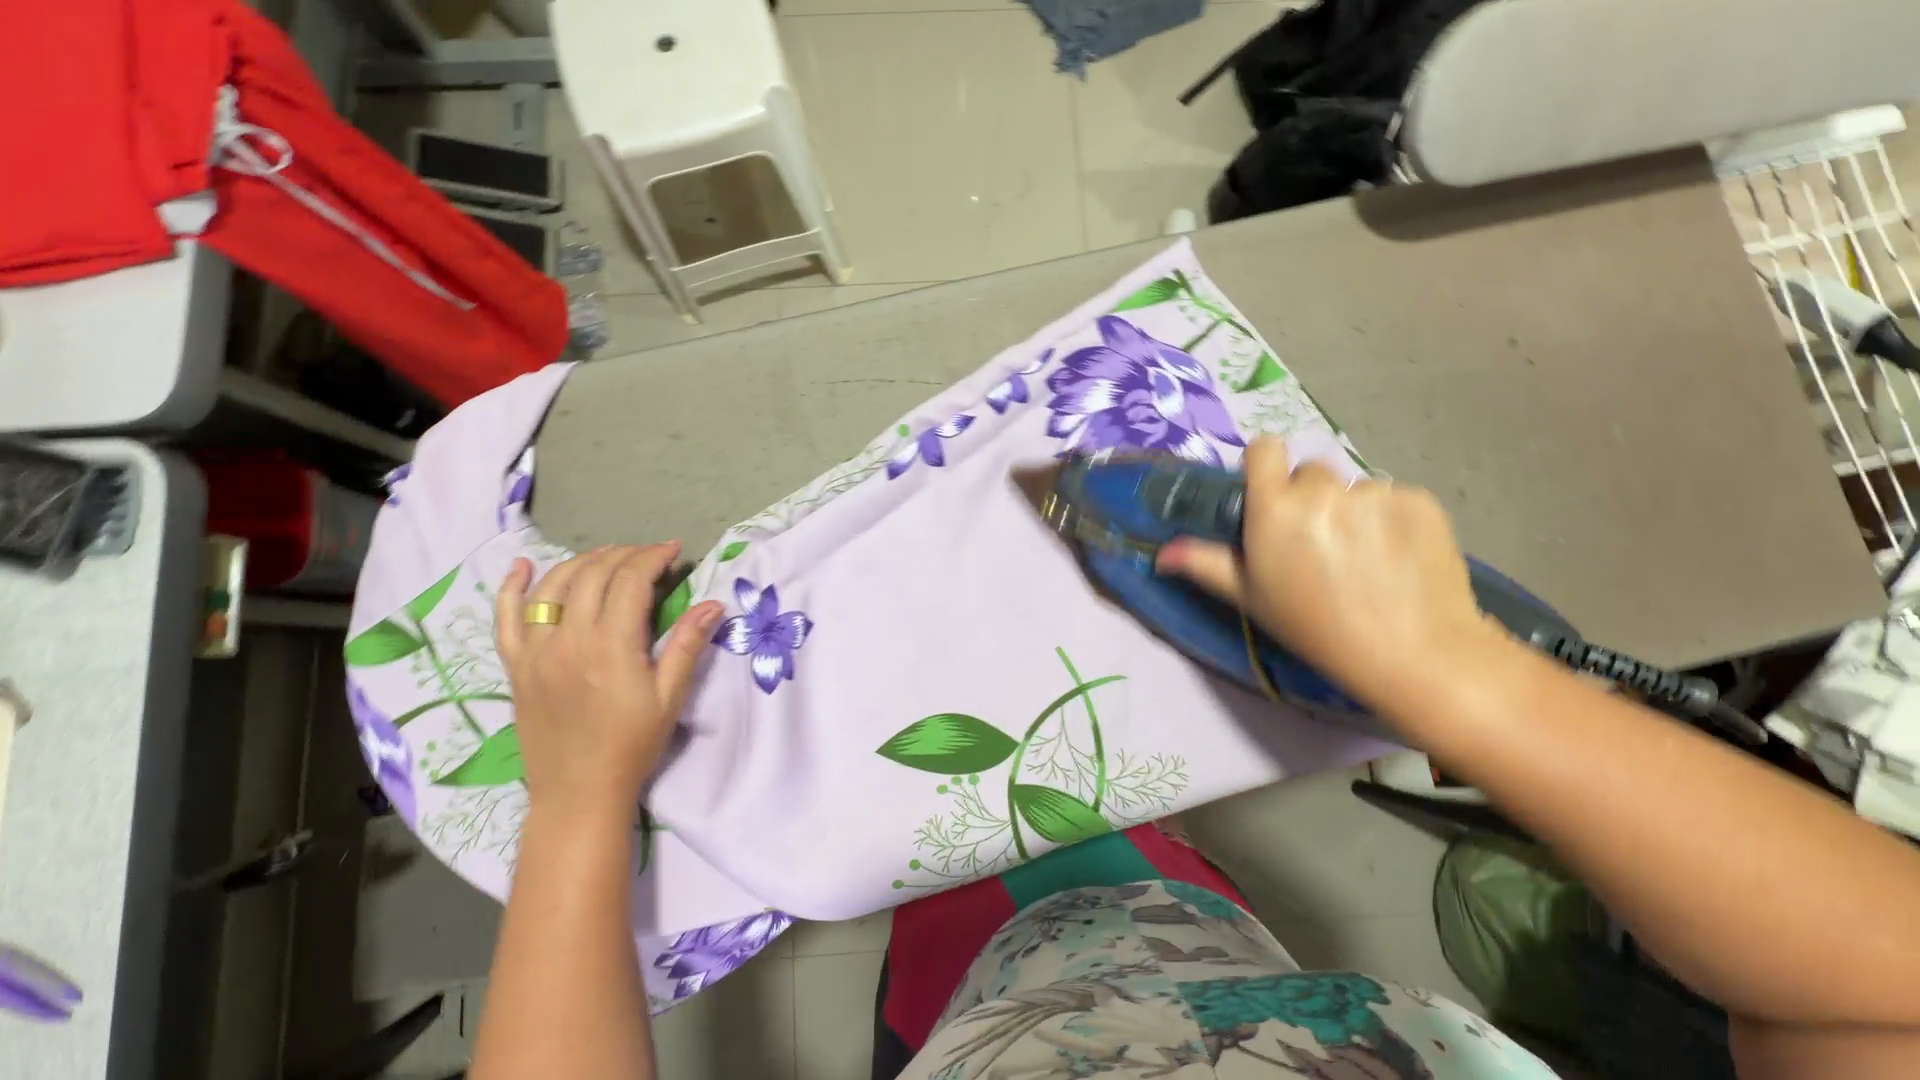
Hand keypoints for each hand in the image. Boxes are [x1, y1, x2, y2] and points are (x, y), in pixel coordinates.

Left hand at [495, 543, 723, 826]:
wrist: (579, 792)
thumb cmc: (631, 745)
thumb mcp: (669, 698)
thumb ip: (687, 645)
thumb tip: (714, 604)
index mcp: (610, 645)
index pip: (629, 580)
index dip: (652, 558)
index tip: (672, 552)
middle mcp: (568, 638)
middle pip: (593, 575)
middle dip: (624, 555)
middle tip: (648, 556)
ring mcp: (535, 650)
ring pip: (553, 586)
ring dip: (582, 562)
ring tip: (607, 558)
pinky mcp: (515, 665)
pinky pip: (505, 617)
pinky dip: (512, 586)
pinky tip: (523, 565)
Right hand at [1155, 438, 1504, 711]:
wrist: (1412, 652)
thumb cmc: (1315, 628)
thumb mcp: (1252, 599)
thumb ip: (1207, 565)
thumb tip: (1162, 554)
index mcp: (1274, 508)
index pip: (1264, 449)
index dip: (1266, 468)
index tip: (1272, 498)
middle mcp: (1322, 489)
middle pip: (1311, 473)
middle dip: (1312, 498)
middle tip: (1320, 546)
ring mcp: (1375, 493)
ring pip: (1355, 489)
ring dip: (1354, 512)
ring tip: (1366, 561)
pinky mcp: (1419, 500)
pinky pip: (1395, 499)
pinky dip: (1394, 522)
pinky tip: (1398, 560)